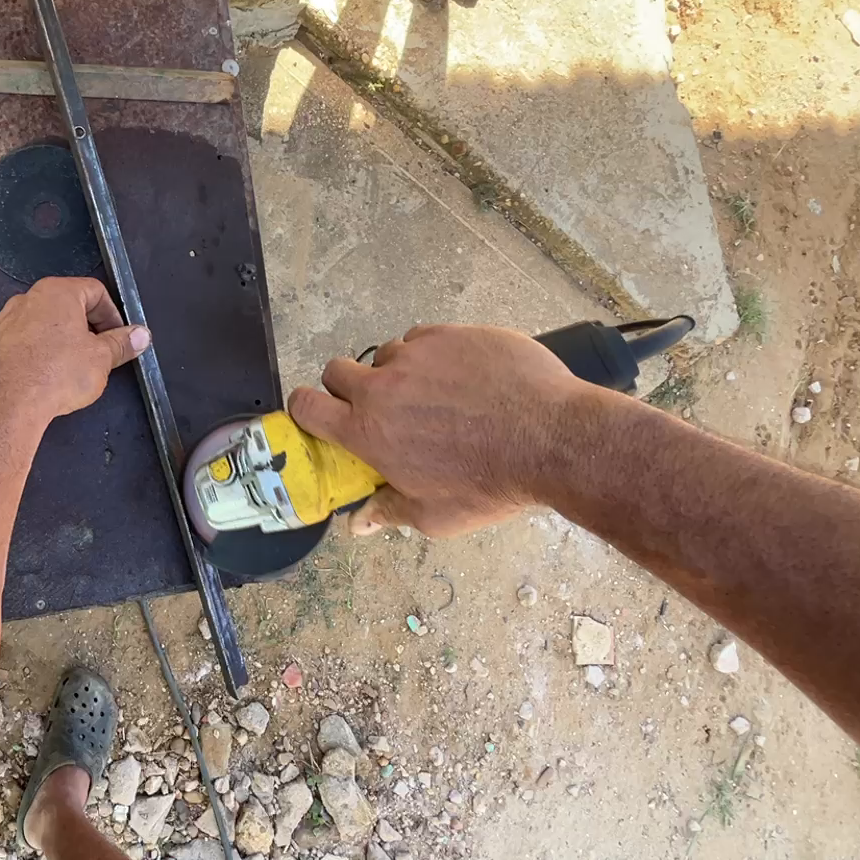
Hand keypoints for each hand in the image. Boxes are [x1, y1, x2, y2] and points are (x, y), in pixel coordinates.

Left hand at [0, 277, 149, 428]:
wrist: (9, 403)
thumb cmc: (55, 374)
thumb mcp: (101, 359)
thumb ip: (122, 343)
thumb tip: (139, 335)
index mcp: (57, 293)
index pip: (95, 291)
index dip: (112, 314)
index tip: (118, 336)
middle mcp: (27, 300)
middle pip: (65, 306)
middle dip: (84, 328)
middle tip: (96, 353)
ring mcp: (2, 321)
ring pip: (38, 325)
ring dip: (55, 341)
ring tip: (66, 369)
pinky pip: (15, 344)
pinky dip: (29, 355)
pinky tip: (38, 376)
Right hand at [286, 324, 596, 536]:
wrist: (554, 441)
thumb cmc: (491, 485)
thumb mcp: (435, 516)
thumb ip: (389, 512)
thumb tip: (357, 524)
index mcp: (367, 431)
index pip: (305, 406)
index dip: (305, 407)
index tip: (318, 413)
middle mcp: (381, 388)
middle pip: (335, 369)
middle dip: (348, 385)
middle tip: (380, 403)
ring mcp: (415, 356)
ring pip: (386, 354)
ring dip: (397, 371)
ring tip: (433, 392)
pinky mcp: (449, 335)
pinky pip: (424, 338)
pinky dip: (434, 355)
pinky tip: (463, 377)